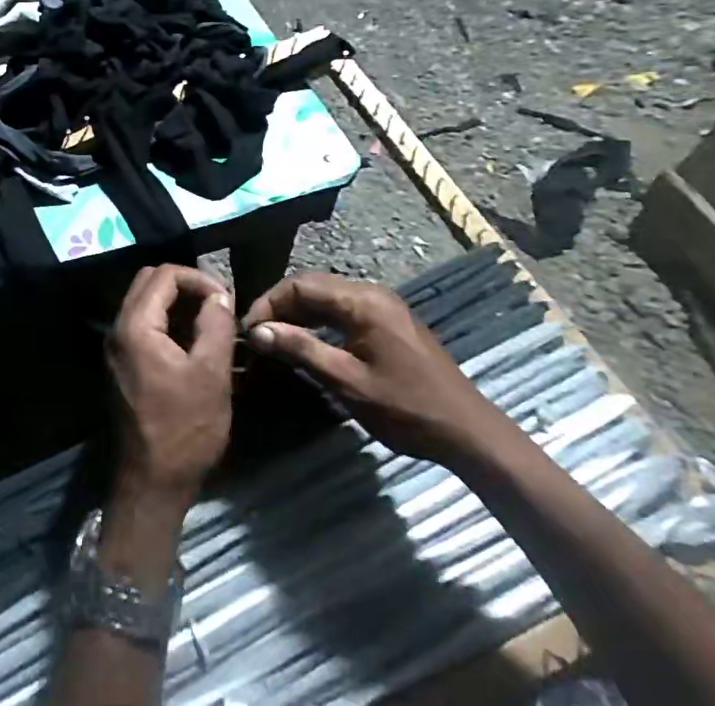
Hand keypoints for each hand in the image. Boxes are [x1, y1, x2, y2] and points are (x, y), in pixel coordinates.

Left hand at [105, 266, 235, 503]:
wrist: (151, 482)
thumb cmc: (184, 429)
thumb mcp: (211, 373)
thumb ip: (216, 325)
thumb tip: (219, 295)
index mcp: (135, 327)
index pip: (164, 275)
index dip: (199, 278)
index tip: (226, 299)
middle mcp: (117, 331)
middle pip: (149, 282)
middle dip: (186, 286)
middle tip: (218, 306)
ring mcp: (116, 349)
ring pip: (145, 303)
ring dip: (178, 304)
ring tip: (211, 323)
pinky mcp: (122, 365)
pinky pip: (143, 326)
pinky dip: (168, 323)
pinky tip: (194, 343)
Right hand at [243, 273, 499, 461]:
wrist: (465, 429)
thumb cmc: (404, 408)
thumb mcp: (347, 381)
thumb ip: (301, 349)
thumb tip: (258, 331)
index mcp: (362, 302)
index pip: (301, 285)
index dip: (269, 303)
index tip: (249, 331)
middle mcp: (372, 293)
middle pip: (314, 285)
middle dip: (281, 305)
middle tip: (258, 335)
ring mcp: (384, 305)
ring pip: (328, 296)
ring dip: (299, 312)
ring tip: (275, 339)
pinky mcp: (389, 320)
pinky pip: (344, 308)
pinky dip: (320, 319)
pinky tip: (307, 340)